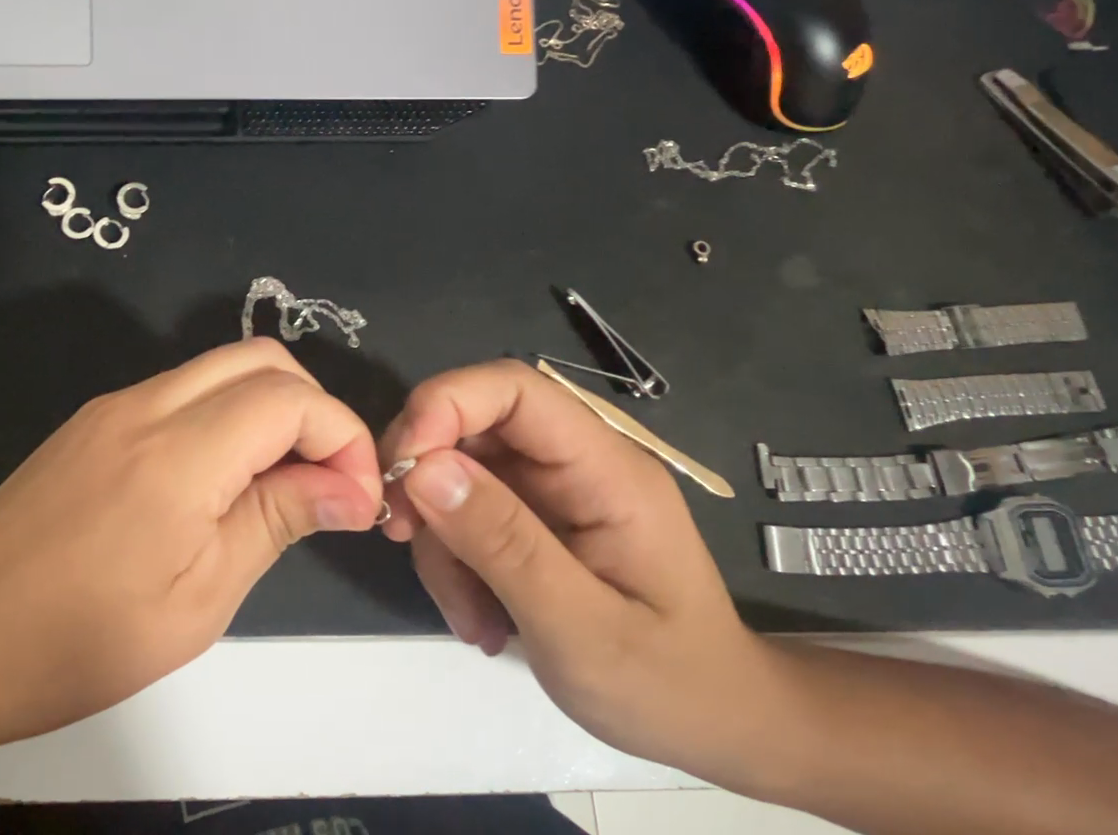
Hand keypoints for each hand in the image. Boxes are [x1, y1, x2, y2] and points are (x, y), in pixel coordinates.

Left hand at [0, 338, 383, 746]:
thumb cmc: (83, 644)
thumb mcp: (201, 598)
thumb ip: (276, 520)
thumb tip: (349, 487)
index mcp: (176, 453)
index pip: (290, 398)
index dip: (342, 436)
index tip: (356, 500)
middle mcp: (142, 407)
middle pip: (258, 360)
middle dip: (312, 410)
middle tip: (325, 484)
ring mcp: (108, 409)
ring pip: (215, 370)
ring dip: (266, 410)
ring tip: (278, 489)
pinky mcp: (87, 424)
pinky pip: (175, 393)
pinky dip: (219, 418)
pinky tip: (217, 484)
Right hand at [379, 360, 786, 780]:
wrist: (719, 726)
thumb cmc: (669, 684)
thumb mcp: (581, 627)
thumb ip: (504, 543)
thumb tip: (422, 468)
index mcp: (604, 470)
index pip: (514, 390)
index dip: (444, 405)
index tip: (397, 468)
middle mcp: (573, 466)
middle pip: (471, 430)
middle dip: (424, 483)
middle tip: (401, 537)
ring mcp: (550, 494)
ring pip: (455, 480)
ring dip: (441, 545)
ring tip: (474, 622)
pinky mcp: (531, 523)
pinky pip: (465, 520)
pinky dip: (455, 566)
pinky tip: (482, 622)